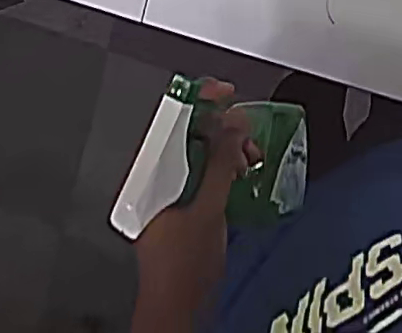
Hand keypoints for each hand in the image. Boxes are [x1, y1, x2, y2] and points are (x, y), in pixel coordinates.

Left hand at [132, 79, 259, 328]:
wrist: (178, 310)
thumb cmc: (184, 264)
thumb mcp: (208, 208)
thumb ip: (221, 163)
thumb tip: (235, 121)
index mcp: (151, 177)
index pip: (172, 123)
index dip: (199, 101)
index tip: (226, 92)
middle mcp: (157, 179)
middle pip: (190, 134)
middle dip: (224, 127)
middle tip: (248, 130)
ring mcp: (172, 190)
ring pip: (202, 150)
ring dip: (230, 147)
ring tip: (250, 155)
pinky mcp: (186, 201)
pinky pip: (208, 168)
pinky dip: (228, 163)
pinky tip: (245, 169)